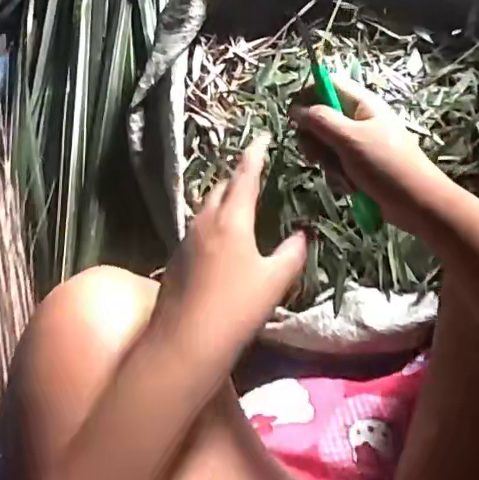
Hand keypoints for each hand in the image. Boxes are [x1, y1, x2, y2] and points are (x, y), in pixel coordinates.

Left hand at [150, 135, 306, 366]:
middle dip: (239, 176)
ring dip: (225, 200)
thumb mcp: (274, 281)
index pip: (245, 174)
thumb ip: (292, 253)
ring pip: (208, 207)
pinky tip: (225, 243)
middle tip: (258, 175)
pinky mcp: (177, 257)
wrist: (184, 343)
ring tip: (244, 206)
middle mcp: (205, 220)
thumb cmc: (236, 309)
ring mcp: (187, 238)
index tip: (264, 136)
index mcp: (231, 218)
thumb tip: (301, 235)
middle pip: (222, 187)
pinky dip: (215, 224)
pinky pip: (199, 228)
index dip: (256, 152)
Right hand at [291, 74, 451, 236]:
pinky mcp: (360, 164)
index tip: (295, 118)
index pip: (327, 83)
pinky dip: (338, 175)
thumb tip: (295, 108)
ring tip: (341, 177)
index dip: (308, 95)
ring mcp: (360, 142)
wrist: (419, 204)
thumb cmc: (386, 165)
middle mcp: (360, 119)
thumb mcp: (350, 139)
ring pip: (325, 143)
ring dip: (327, 162)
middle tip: (315, 157)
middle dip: (314, 139)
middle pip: (321, 116)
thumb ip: (320, 120)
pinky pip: (336, 163)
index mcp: (362, 103)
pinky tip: (349, 188)